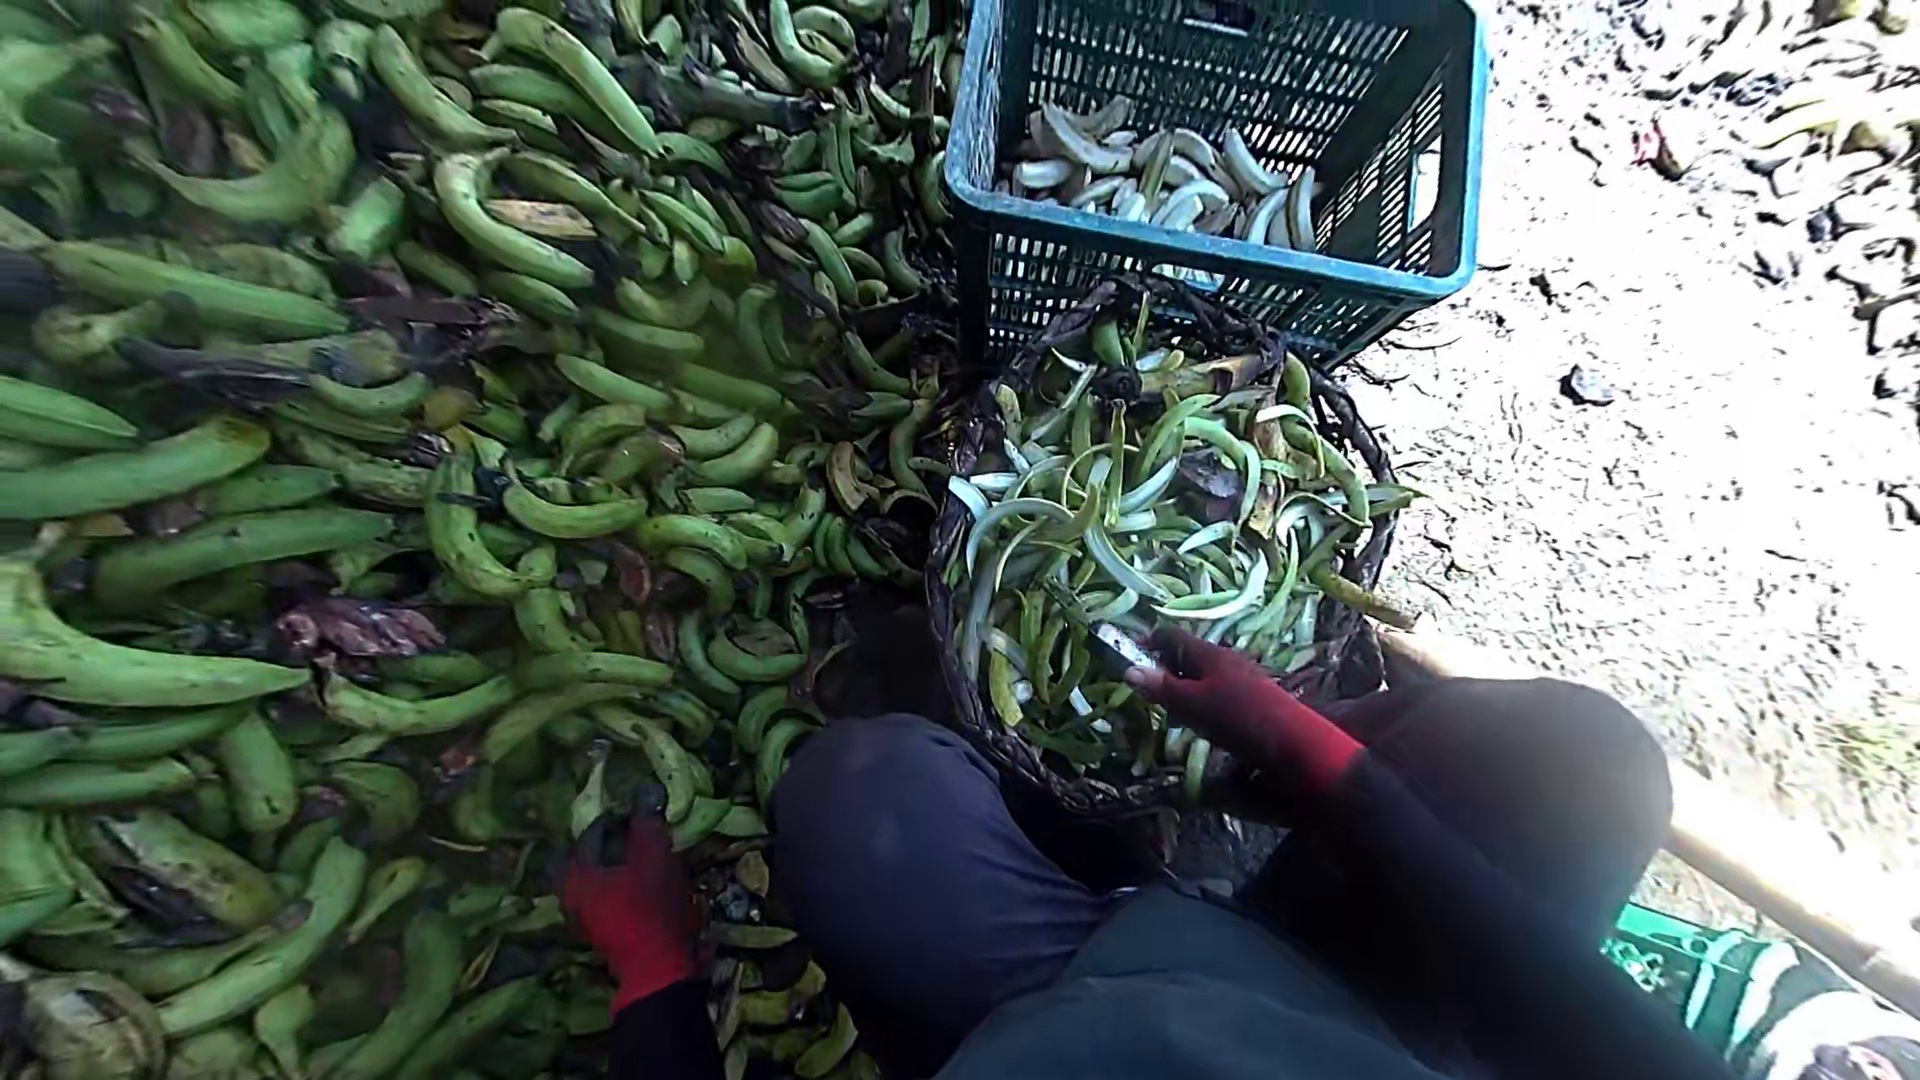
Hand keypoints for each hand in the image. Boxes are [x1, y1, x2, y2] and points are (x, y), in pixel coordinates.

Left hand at [563, 813, 700, 1012]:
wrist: (659, 964)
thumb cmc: (651, 903)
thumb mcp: (654, 853)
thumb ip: (646, 821)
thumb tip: (645, 788)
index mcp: (576, 875)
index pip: (591, 831)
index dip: (619, 817)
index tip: (643, 813)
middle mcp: (570, 896)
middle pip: (581, 857)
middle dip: (604, 842)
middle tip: (632, 832)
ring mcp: (583, 918)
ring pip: (591, 878)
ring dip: (611, 862)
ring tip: (641, 853)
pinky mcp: (600, 931)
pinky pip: (602, 896)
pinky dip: (616, 882)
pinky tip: (640, 878)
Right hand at [1126, 628, 1362, 804]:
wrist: (1296, 744)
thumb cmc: (1238, 718)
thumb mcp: (1191, 705)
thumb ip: (1160, 687)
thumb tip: (1129, 670)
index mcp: (1207, 652)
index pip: (1168, 633)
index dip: (1146, 642)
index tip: (1131, 658)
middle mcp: (1224, 657)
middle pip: (1184, 654)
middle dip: (1163, 671)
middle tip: (1151, 694)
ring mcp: (1240, 675)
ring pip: (1200, 674)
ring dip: (1182, 688)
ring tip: (1176, 713)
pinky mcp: (1252, 694)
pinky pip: (1216, 688)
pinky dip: (1201, 700)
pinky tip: (1203, 722)